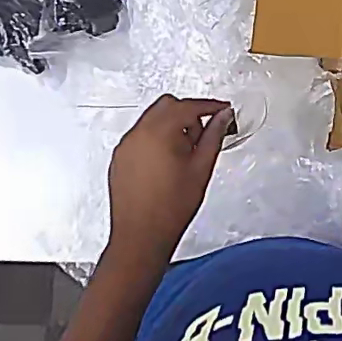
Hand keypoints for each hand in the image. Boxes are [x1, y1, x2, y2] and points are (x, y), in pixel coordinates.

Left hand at [106, 95, 232, 255]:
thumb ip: (213, 136)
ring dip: (172, 124)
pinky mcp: (120, 158)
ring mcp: (125, 146)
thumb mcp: (202, 166)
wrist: (142, 235)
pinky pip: (140, 136)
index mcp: (159, 133)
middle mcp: (137, 135)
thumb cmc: (170, 207)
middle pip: (166, 105)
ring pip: (152, 119)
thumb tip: (222, 118)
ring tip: (188, 150)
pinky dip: (157, 138)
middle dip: (189, 112)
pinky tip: (170, 159)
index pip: (187, 106)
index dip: (209, 106)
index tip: (222, 109)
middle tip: (206, 130)